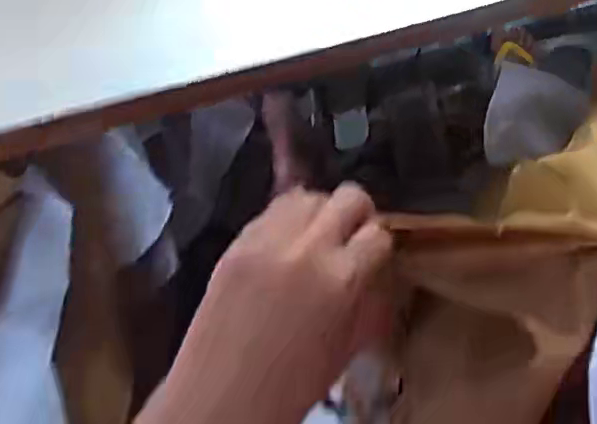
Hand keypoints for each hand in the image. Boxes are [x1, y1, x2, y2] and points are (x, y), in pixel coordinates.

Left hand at [141, 184, 393, 423]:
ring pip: (311, 194)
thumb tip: (380, 273)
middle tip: (351, 236)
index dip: (379, 246)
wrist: (215, 408)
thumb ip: (369, 303)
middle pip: (351, 196)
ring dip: (321, 212)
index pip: (378, 234)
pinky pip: (275, 208)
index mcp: (341, 279)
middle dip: (358, 213)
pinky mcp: (239, 241)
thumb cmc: (288, 388)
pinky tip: (286, 242)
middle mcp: (309, 248)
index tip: (372, 257)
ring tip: (315, 236)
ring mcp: (270, 240)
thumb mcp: (345, 350)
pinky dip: (287, 217)